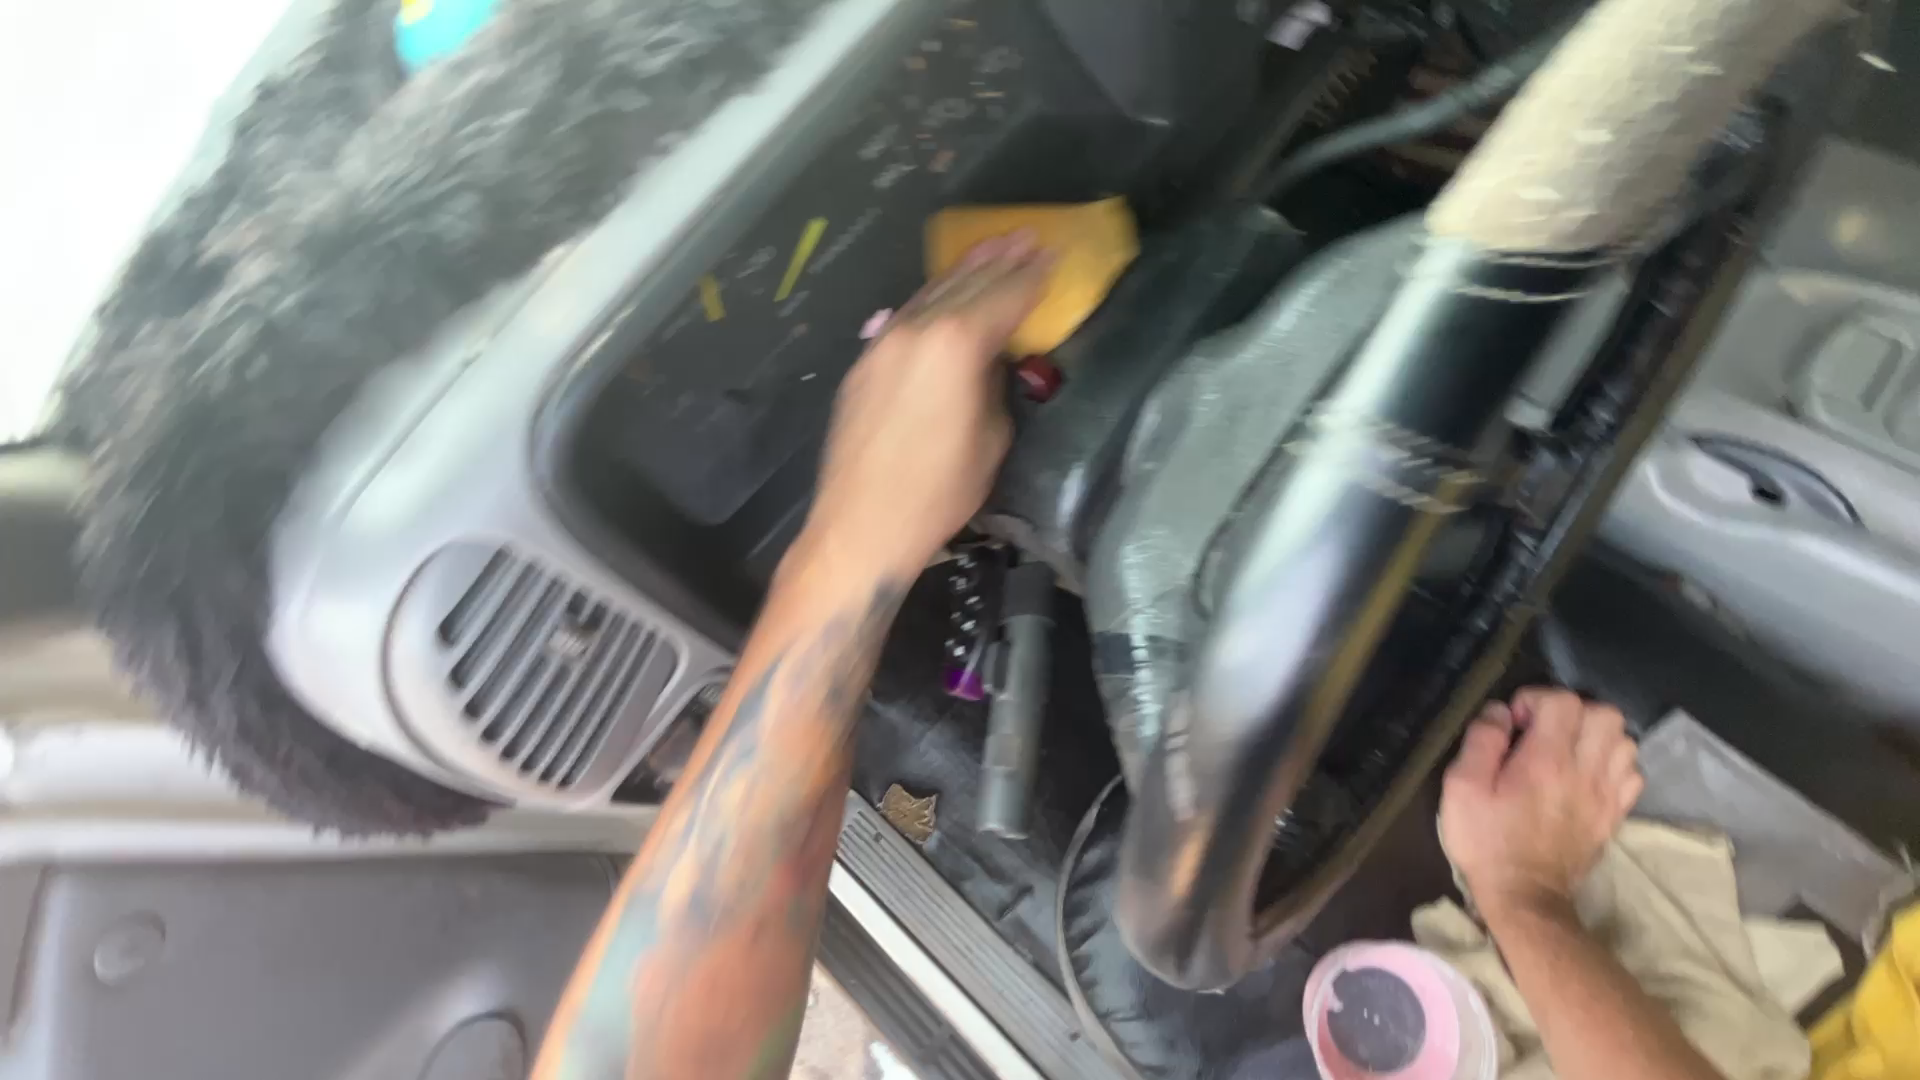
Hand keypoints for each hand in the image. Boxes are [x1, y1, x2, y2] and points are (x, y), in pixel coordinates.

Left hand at [801, 233, 1050, 578]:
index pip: (1004, 298)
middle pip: (965, 286)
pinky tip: (941, 296)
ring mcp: (882, 344)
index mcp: (956, 346)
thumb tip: (989, 367)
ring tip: (988, 252)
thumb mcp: (990, 441)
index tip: (1051, 254)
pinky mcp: (863, 366)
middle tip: (1025, 237)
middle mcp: (916, 331)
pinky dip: (929, 301)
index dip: (1032, 277)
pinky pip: (903, 318)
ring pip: (929, 296)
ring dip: (961, 273)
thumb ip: (993, 388)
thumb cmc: (937, 493)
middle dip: (999, 261)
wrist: (861, 525)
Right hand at [1439, 687, 1643, 917]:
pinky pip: (1631, 770)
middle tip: (1537, 729)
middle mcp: (1587, 772)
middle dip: (1568, 710)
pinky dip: (1609, 761)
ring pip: (1623, 739)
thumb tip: (1499, 712)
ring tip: (1559, 748)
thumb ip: (1481, 740)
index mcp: (1547, 761)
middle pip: (1604, 713)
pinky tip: (1580, 772)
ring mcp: (1609, 794)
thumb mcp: (1461, 785)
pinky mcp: (1616, 813)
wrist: (1524, 894)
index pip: (1563, 701)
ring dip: (1591, 734)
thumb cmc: (1485, 836)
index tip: (1511, 722)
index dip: (1533, 698)